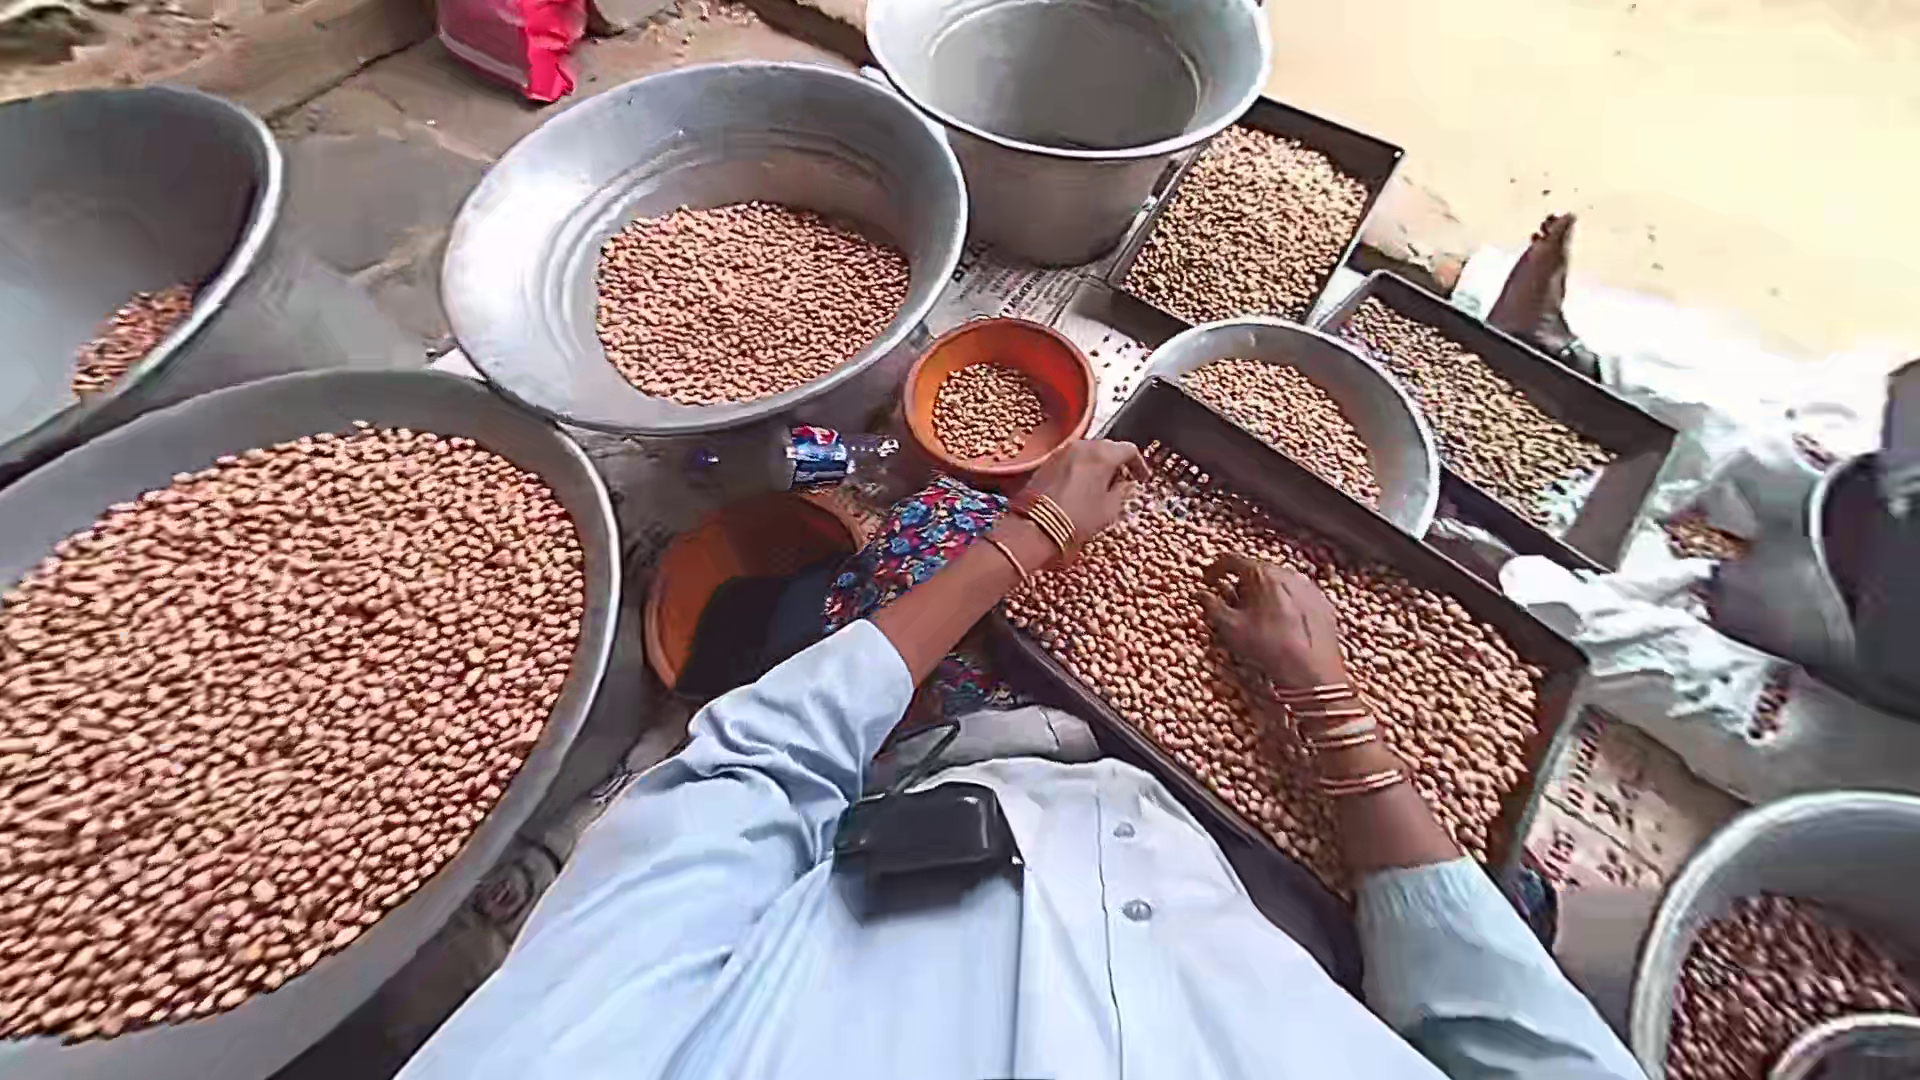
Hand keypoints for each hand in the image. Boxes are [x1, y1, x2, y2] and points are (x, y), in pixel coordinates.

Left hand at [1019, 439, 1148, 549]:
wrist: (1035, 527)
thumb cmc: (1077, 518)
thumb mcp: (1109, 509)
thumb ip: (1123, 491)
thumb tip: (1126, 484)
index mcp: (1102, 454)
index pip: (1129, 450)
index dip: (1139, 464)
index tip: (1142, 478)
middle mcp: (1081, 446)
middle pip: (1107, 447)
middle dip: (1117, 462)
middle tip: (1123, 481)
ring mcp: (1061, 452)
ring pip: (1087, 452)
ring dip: (1097, 464)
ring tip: (1102, 484)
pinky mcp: (1046, 462)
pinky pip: (1070, 460)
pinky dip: (1080, 468)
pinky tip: (1082, 485)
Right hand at [1198, 553, 1347, 689]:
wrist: (1312, 670)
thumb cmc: (1265, 645)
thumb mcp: (1230, 627)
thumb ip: (1211, 605)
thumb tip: (1201, 593)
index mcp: (1261, 575)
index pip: (1232, 560)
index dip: (1215, 569)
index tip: (1207, 581)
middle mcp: (1286, 574)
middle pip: (1256, 569)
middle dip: (1239, 582)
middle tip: (1230, 599)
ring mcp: (1307, 587)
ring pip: (1277, 581)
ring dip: (1262, 590)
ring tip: (1255, 611)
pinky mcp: (1322, 603)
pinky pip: (1295, 594)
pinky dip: (1282, 601)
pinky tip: (1278, 620)